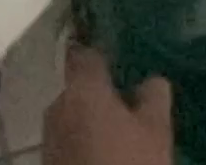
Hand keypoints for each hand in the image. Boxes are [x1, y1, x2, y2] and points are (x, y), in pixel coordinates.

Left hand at [43, 45, 172, 164]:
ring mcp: (48, 140)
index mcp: (82, 89)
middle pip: (77, 87)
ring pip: (72, 116)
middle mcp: (57, 107)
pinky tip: (105, 156)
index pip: (85, 53)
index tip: (119, 55)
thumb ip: (154, 96)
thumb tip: (150, 81)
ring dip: (91, 120)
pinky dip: (83, 144)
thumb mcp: (156, 131)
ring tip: (120, 134)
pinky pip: (67, 143)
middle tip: (128, 102)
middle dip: (99, 93)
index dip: (102, 52)